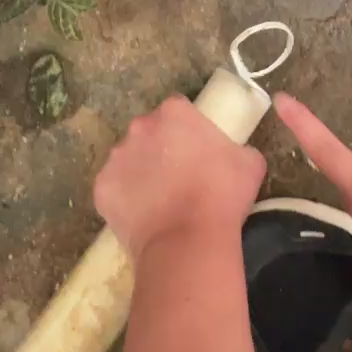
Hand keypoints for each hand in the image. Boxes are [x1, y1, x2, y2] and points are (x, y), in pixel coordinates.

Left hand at [94, 95, 266, 260]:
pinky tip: (144, 215)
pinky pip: (115, 187)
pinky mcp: (102, 187)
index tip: (196, 149)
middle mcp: (140, 127)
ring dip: (141, 171)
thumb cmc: (222, 195)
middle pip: (149, 131)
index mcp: (174, 112)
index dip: (187, 129)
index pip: (177, 110)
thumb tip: (233, 155)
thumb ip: (237, 148)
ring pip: (129, 158)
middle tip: (179, 175)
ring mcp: (117, 157)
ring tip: (161, 199)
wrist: (188, 240)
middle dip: (161, 147)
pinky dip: (125, 198)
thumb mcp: (249, 162)